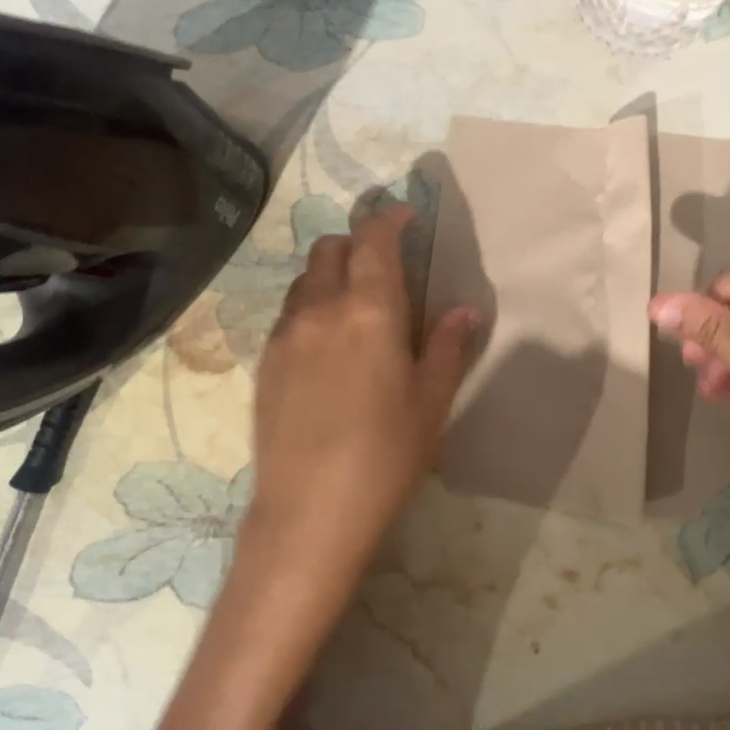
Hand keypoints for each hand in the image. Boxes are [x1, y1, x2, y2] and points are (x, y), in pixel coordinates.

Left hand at [248, 204, 480, 559]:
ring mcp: (286, 334)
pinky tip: (326, 345)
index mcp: (369, 310)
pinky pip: (288, 313)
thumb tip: (464, 309)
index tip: (406, 216)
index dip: (390, 218)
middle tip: (383, 264)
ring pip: (305, 279)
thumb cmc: (386, 456)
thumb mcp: (431, 402)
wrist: (309, 513)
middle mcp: (321, 309)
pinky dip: (310, 307)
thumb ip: (447, 346)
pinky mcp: (265, 362)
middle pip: (330, 247)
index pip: (374, 239)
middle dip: (357, 242)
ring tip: (353, 305)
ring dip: (330, 274)